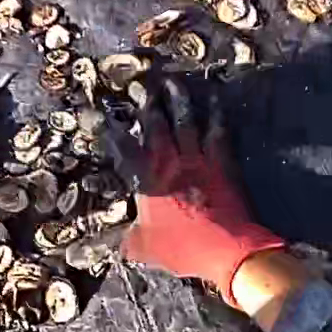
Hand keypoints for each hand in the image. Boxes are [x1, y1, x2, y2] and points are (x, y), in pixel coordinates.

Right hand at [112, 78, 286, 304]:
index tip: (103, 114)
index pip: (124, 149)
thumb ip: (128, 240)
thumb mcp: (144, 248)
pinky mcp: (221, 163)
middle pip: (156, 126)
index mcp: (147, 181)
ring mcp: (197, 160)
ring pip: (185, 122)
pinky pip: (217, 132)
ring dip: (178, 100)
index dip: (112, 130)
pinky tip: (214, 99)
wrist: (227, 249)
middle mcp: (170, 164)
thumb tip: (115, 245)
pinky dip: (216, 113)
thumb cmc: (183, 248)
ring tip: (173, 82)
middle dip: (147, 104)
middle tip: (142, 85)